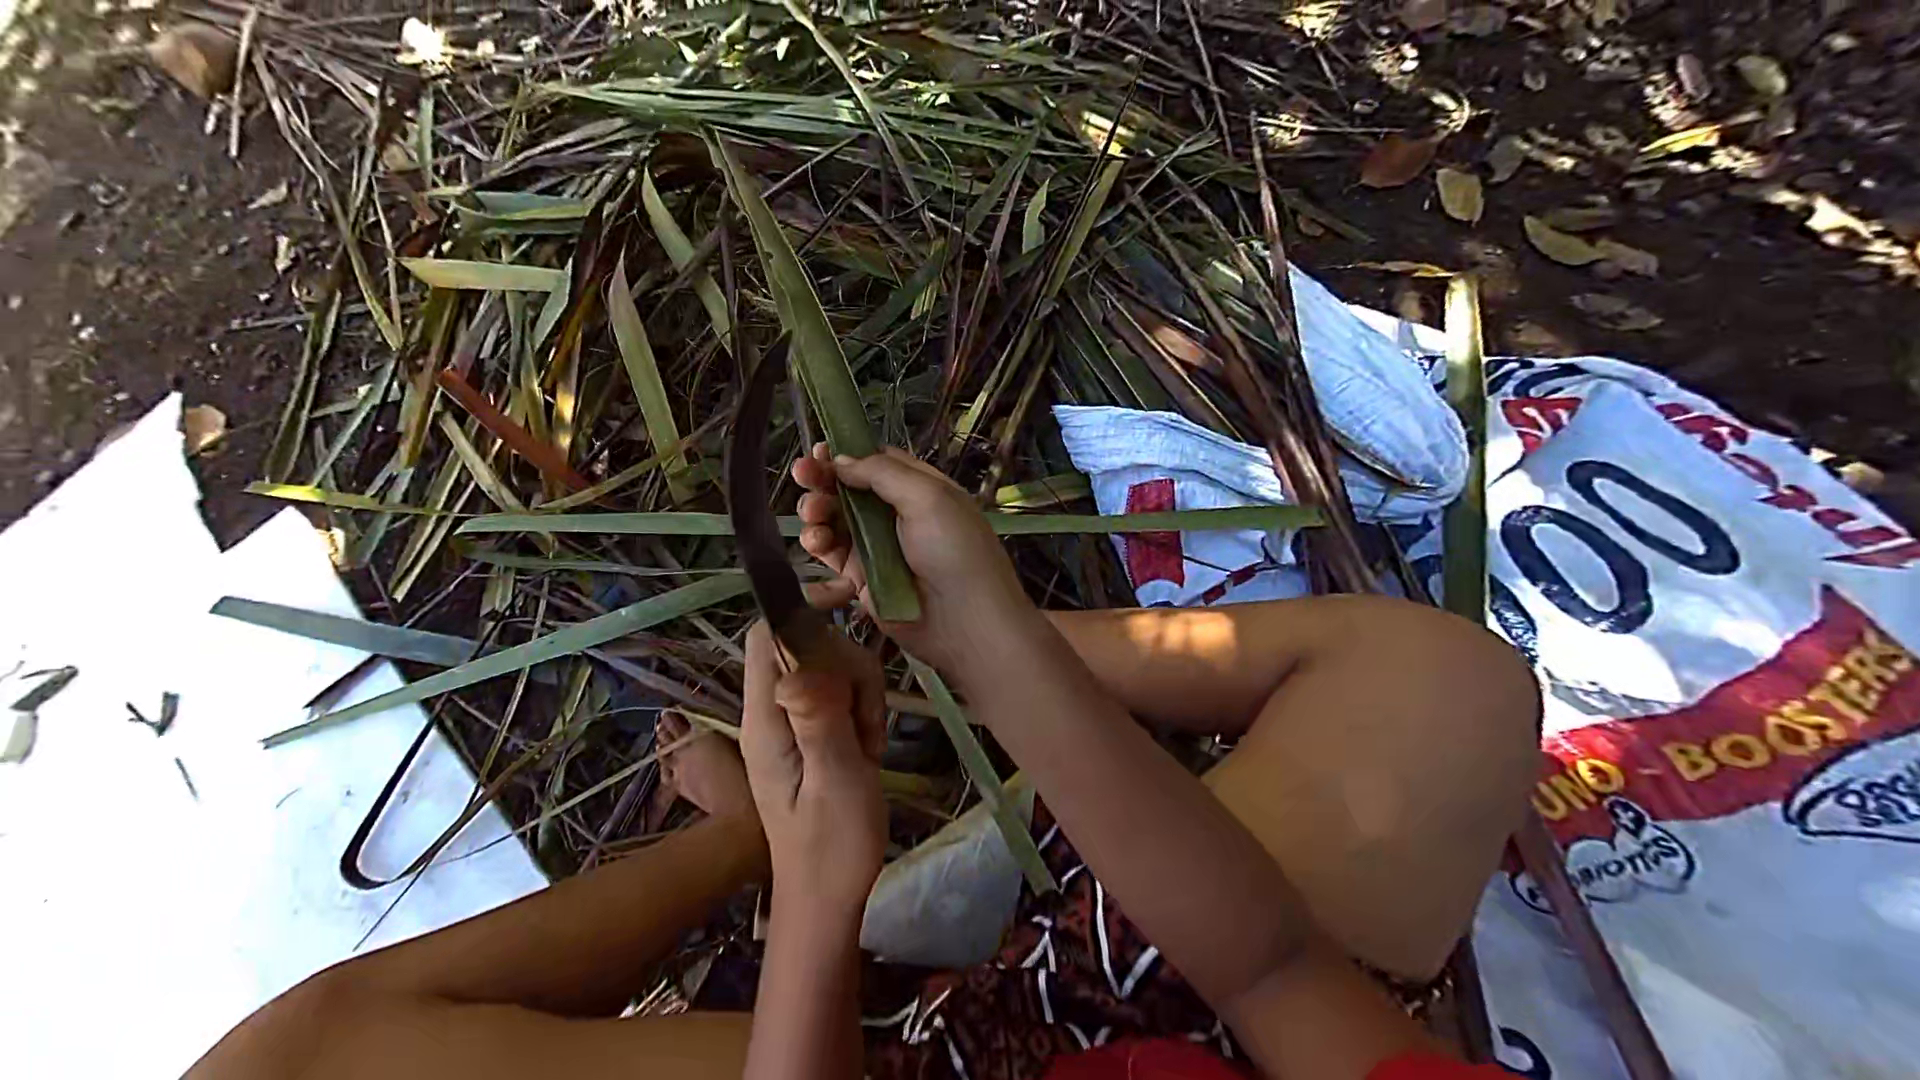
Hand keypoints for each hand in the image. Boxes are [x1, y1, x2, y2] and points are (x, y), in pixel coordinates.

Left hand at [740, 620, 887, 911]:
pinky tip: (867, 747)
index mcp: (766, 719)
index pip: (767, 637)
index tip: (849, 602)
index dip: (802, 608)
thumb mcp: (836, 782)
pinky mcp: (810, 732)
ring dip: (862, 694)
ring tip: (867, 745)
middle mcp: (771, 712)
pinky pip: (840, 695)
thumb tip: (798, 662)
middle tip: (866, 724)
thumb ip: (819, 720)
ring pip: (831, 669)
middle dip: (850, 669)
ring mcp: (791, 722)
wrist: (828, 896)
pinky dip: (862, 710)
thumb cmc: (833, 848)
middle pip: (810, 647)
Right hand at [793, 444, 1041, 679]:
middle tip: (802, 474)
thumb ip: (883, 473)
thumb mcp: (929, 497)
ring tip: (813, 513)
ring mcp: (877, 546)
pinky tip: (815, 540)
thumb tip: (843, 460)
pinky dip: (818, 542)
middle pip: (850, 488)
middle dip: (823, 478)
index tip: (820, 451)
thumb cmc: (954, 551)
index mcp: (920, 488)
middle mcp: (897, 514)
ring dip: (817, 510)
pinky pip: (832, 552)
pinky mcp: (861, 577)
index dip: (848, 455)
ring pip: (835, 519)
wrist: (965, 623)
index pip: (878, 462)